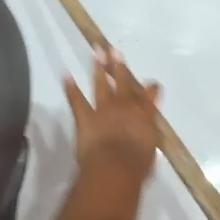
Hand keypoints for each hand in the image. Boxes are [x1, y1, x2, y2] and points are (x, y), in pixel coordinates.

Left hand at [63, 50, 161, 178]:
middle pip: (124, 81)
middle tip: (115, 50)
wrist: (114, 169)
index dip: (152, 88)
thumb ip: (148, 136)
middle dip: (120, 66)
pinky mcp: (85, 117)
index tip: (153, 84)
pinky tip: (66, 74)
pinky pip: (76, 100)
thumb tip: (146, 132)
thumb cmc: (137, 165)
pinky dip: (70, 88)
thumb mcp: (151, 150)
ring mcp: (104, 109)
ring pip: (101, 84)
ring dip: (99, 67)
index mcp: (144, 114)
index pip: (151, 95)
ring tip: (96, 51)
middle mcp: (125, 106)